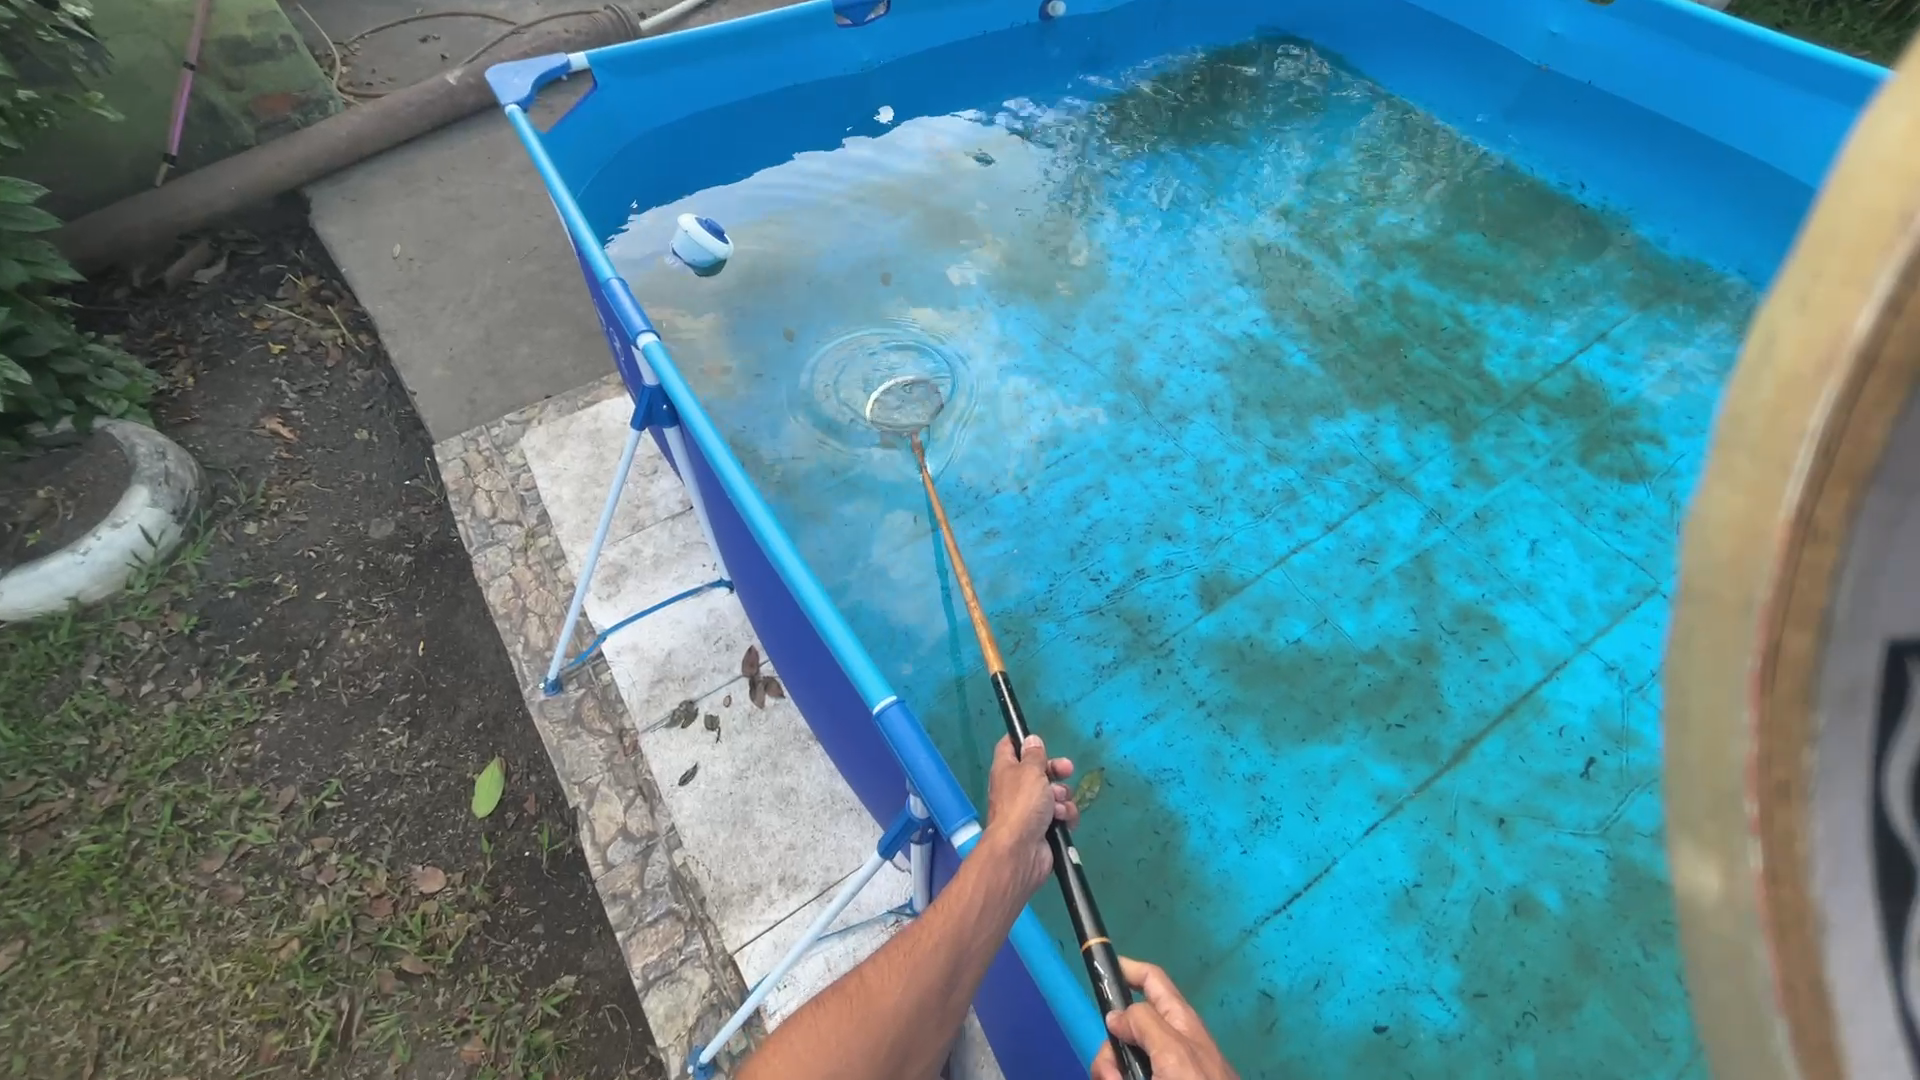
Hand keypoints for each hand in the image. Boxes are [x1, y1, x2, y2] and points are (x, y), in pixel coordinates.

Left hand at [981, 734, 1076, 894]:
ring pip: (1054, 793)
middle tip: (1067, 769)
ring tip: (1058, 804)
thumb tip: (1031, 739)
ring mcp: (1030, 809)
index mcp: (1007, 769)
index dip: (1022, 740)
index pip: (1009, 746)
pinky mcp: (1044, 827)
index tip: (1037, 739)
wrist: (1021, 850)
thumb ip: (1034, 755)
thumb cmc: (1022, 803)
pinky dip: (1065, 815)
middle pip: (1039, 770)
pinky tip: (1063, 819)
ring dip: (1062, 796)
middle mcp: (1017, 787)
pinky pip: (1061, 814)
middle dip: (1056, 769)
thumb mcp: (1030, 771)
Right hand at [1092, 958, 1237, 1079]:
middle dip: (1110, 1047)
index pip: (1151, 980)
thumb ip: (1145, 1023)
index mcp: (1178, 1020)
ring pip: (1121, 1060)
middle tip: (1111, 1072)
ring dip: (1111, 1072)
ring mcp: (1162, 1070)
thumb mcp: (1174, 1052)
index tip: (1099, 972)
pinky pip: (1125, 1077)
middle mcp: (1168, 1042)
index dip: (1127, 969)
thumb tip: (1116, 1016)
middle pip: (1126, 1027)